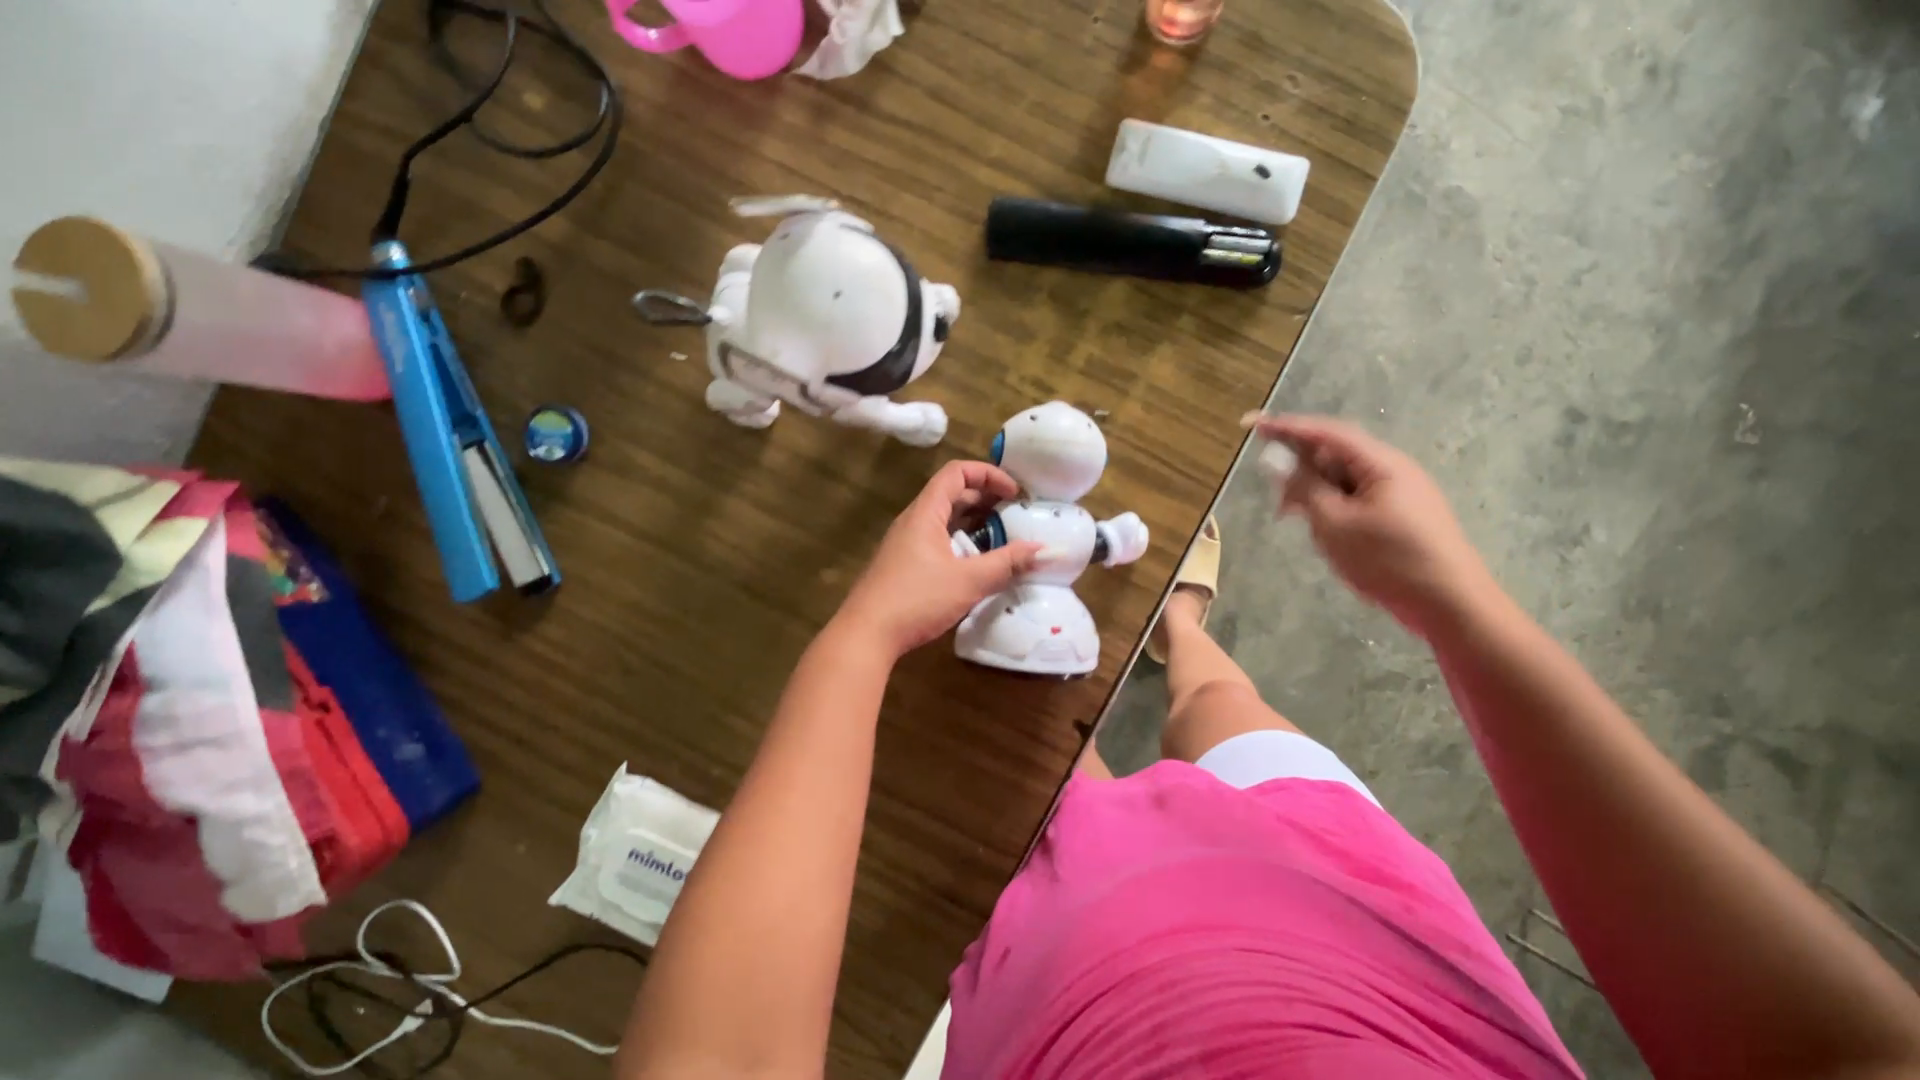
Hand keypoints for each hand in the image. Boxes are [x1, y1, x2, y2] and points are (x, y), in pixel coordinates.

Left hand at [835, 461, 1043, 658]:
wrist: (865, 635)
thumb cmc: (916, 599)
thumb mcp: (968, 581)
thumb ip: (1007, 563)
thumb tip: (1045, 549)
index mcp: (925, 513)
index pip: (957, 473)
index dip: (989, 475)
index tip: (1015, 494)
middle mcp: (913, 521)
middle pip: (951, 495)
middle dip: (986, 500)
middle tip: (1016, 515)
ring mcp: (906, 544)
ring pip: (945, 521)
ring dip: (974, 524)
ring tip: (1004, 539)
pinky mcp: (904, 566)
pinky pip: (937, 542)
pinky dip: (961, 544)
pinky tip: (978, 566)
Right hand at [1249, 414, 1493, 637]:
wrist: (1451, 604)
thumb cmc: (1389, 561)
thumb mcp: (1335, 525)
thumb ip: (1304, 489)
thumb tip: (1278, 461)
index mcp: (1381, 463)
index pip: (1325, 432)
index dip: (1286, 427)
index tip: (1251, 426)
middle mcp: (1393, 470)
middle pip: (1337, 454)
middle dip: (1300, 468)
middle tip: (1276, 498)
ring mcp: (1401, 494)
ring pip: (1346, 480)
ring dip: (1315, 492)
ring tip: (1295, 520)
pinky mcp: (1403, 517)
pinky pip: (1358, 500)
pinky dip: (1333, 508)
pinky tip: (1322, 531)